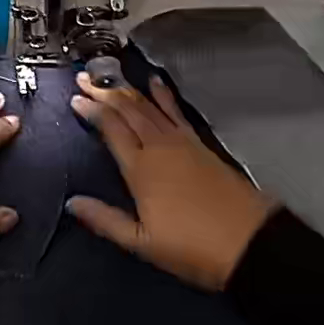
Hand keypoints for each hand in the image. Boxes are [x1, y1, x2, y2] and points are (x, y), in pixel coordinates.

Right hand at [68, 73, 272, 291]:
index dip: (91, 111)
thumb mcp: (142, 242)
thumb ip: (105, 219)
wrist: (251, 243)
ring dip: (125, 89)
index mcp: (140, 169)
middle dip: (103, 92)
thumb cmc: (193, 247)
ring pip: (147, 106)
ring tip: (107, 77)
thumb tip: (72, 203)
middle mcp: (158, 147)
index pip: (110, 129)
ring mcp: (180, 141)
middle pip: (126, 110)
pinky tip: (154, 82)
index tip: (75, 99)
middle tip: (83, 79)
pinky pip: (175, 111)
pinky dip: (163, 95)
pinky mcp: (199, 143)